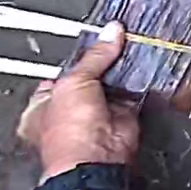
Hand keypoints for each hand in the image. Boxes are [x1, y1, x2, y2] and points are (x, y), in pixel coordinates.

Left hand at [17, 22, 140, 180]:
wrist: (97, 157)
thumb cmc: (67, 133)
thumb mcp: (74, 82)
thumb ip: (94, 56)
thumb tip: (111, 33)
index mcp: (44, 103)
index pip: (65, 68)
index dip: (82, 53)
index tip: (99, 36)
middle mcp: (71, 107)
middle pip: (93, 72)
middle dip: (107, 59)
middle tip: (120, 39)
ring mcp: (98, 110)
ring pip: (115, 80)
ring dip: (125, 68)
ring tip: (135, 47)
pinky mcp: (124, 113)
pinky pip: (134, 90)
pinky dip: (141, 80)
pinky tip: (145, 65)